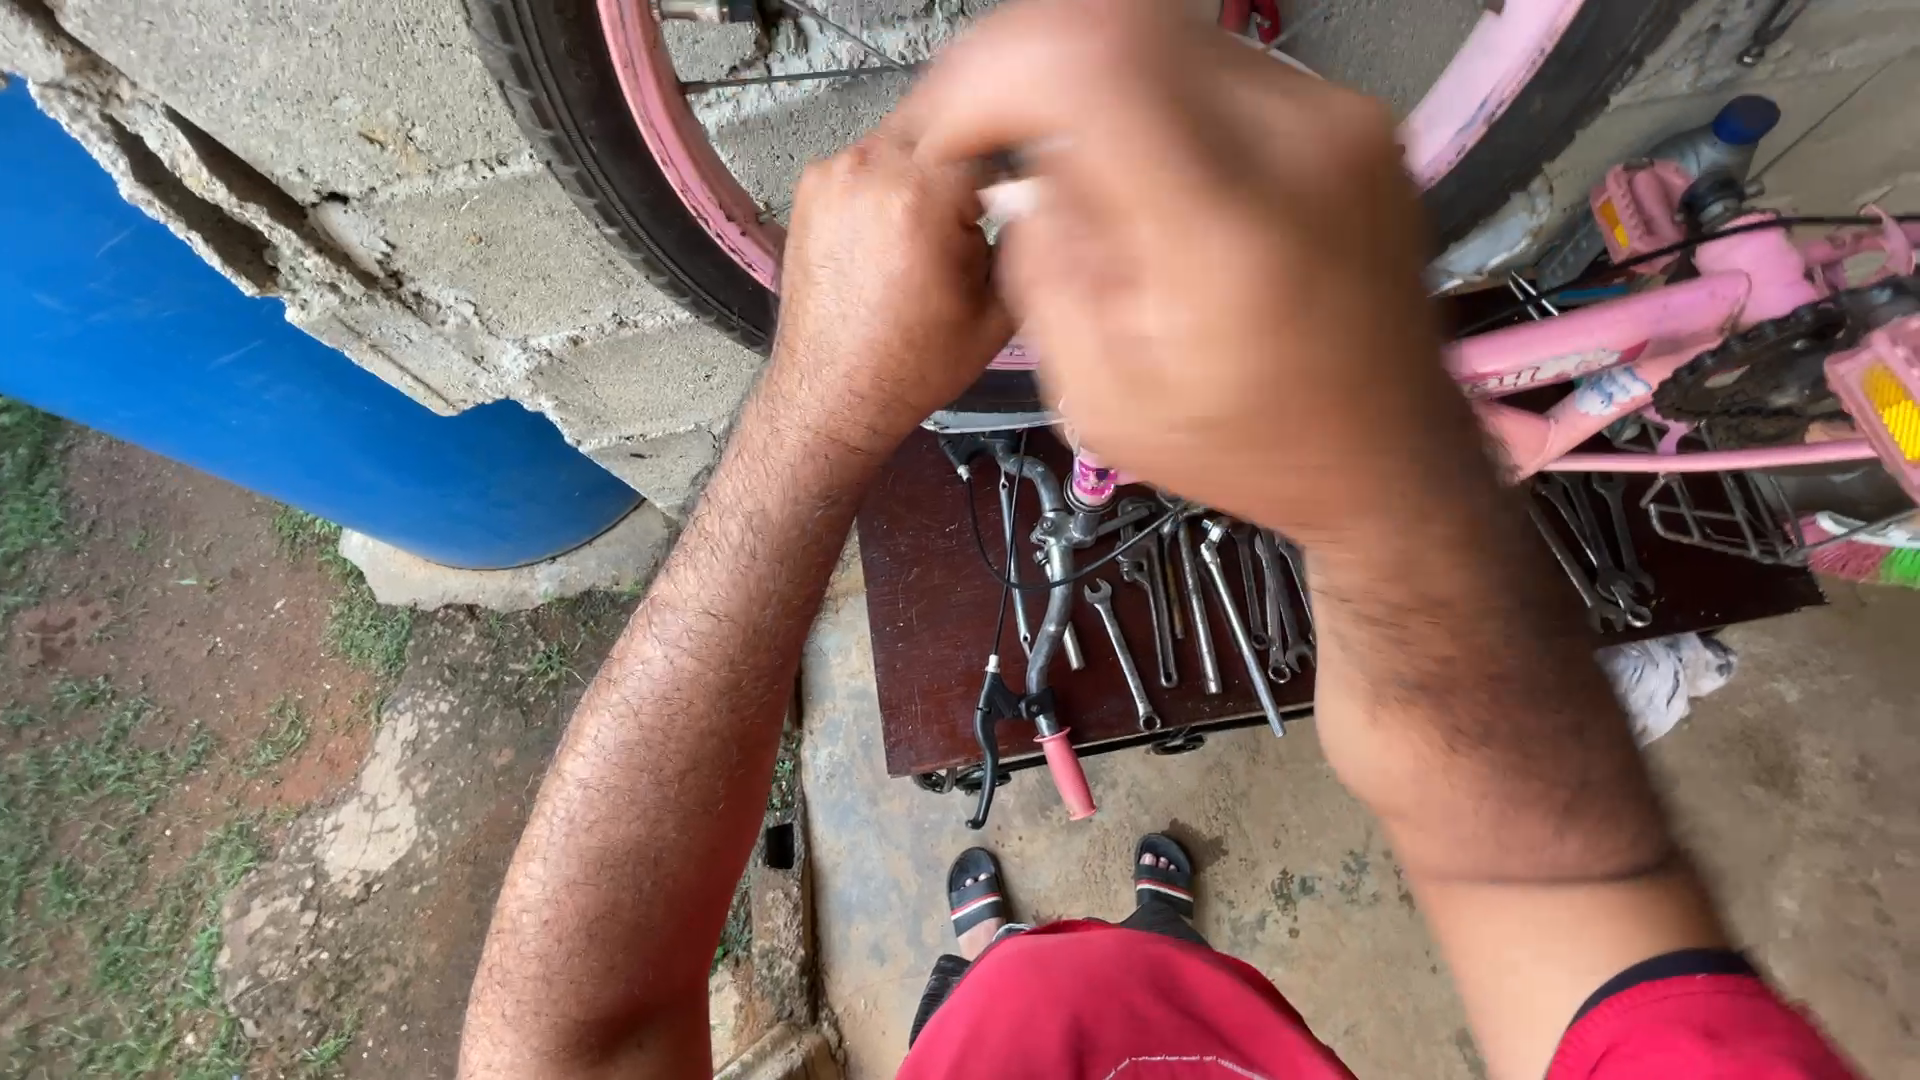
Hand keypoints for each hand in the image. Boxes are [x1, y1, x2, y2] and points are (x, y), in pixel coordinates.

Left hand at [764, 128, 1014, 455]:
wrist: (833, 394)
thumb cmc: (907, 367)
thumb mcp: (994, 314)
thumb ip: (1024, 241)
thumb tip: (1036, 195)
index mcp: (922, 199)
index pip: (990, 131)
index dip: (1010, 163)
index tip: (1012, 193)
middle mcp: (869, 170)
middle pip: (945, 120)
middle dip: (968, 158)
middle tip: (975, 213)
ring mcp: (833, 174)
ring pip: (906, 135)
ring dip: (929, 168)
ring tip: (930, 233)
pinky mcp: (812, 187)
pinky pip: (869, 160)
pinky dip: (890, 183)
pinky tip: (895, 236)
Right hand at [894, 0, 1490, 544]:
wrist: (1379, 455)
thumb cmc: (1251, 448)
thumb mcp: (1106, 406)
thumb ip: (1047, 280)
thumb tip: (1029, 184)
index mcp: (1225, 233)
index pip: (1089, 63)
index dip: (993, 74)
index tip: (958, 126)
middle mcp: (1298, 148)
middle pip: (1123, 24)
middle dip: (1030, 73)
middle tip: (997, 137)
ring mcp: (1336, 122)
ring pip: (1165, 39)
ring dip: (1091, 95)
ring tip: (1086, 191)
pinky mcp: (1348, 121)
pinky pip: (1216, 72)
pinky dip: (1151, 107)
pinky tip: (1147, 187)